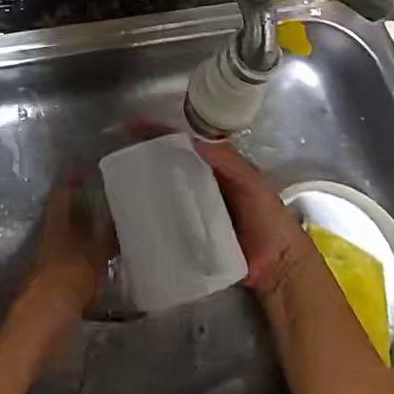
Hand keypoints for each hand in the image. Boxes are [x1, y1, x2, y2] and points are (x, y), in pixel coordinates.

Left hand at [14, 178, 114, 322]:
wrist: (42, 323)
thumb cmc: (66, 284)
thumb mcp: (91, 259)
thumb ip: (104, 242)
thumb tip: (116, 225)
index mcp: (56, 227)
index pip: (62, 196)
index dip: (72, 182)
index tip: (86, 170)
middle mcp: (51, 240)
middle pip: (66, 217)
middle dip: (84, 208)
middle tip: (108, 201)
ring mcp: (52, 261)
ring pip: (72, 238)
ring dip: (89, 232)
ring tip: (114, 229)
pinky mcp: (57, 282)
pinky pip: (76, 260)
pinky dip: (91, 256)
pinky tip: (106, 262)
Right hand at [126, 121, 313, 295]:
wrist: (277, 268)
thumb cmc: (270, 221)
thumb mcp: (254, 185)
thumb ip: (230, 164)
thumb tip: (195, 141)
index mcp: (215, 166)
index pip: (183, 141)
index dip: (160, 131)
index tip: (135, 125)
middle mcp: (199, 182)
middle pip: (167, 161)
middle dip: (143, 151)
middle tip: (118, 147)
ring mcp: (190, 206)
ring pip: (162, 187)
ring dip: (141, 180)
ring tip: (116, 174)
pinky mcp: (185, 230)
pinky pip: (162, 215)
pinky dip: (146, 210)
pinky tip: (128, 207)